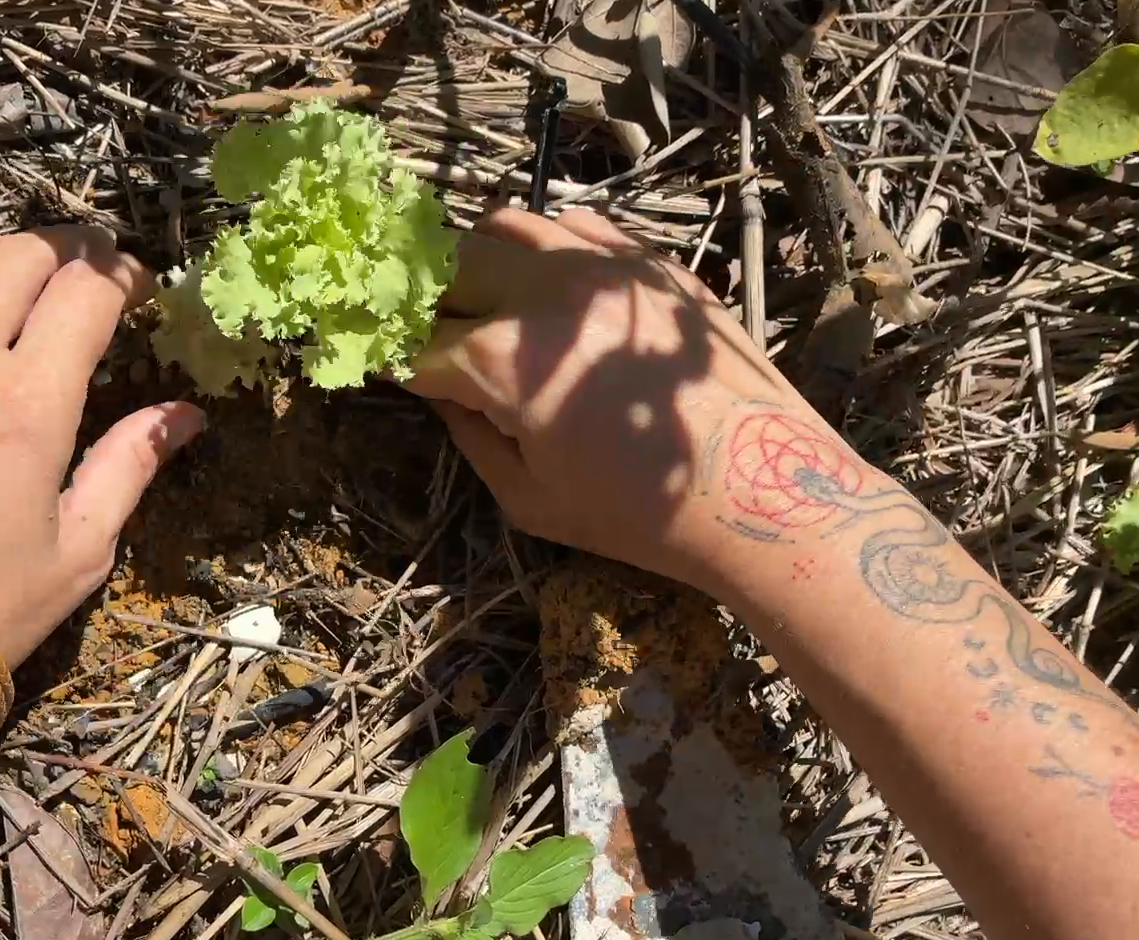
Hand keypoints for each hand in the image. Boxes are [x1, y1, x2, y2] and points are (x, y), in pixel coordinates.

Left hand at [0, 227, 204, 666]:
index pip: (84, 296)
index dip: (122, 277)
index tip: (137, 286)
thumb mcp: (83, 546)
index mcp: (26, 410)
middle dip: (64, 252)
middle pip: (13, 258)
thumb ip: (132, 464)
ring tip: (9, 271)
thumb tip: (186, 414)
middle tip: (84, 270)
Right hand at [407, 208, 808, 587]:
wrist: (764, 490)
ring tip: (472, 303)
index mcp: (504, 362)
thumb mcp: (525, 497)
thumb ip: (466, 434)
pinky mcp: (647, 262)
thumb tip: (439, 392)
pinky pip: (569, 226)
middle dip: (416, 298)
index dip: (386, 359)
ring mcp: (601, 265)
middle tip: (414, 330)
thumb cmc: (634, 514)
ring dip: (471, 263)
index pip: (416, 347)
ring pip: (502, 226)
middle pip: (444, 265)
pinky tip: (539, 289)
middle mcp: (544, 293)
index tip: (374, 364)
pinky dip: (536, 250)